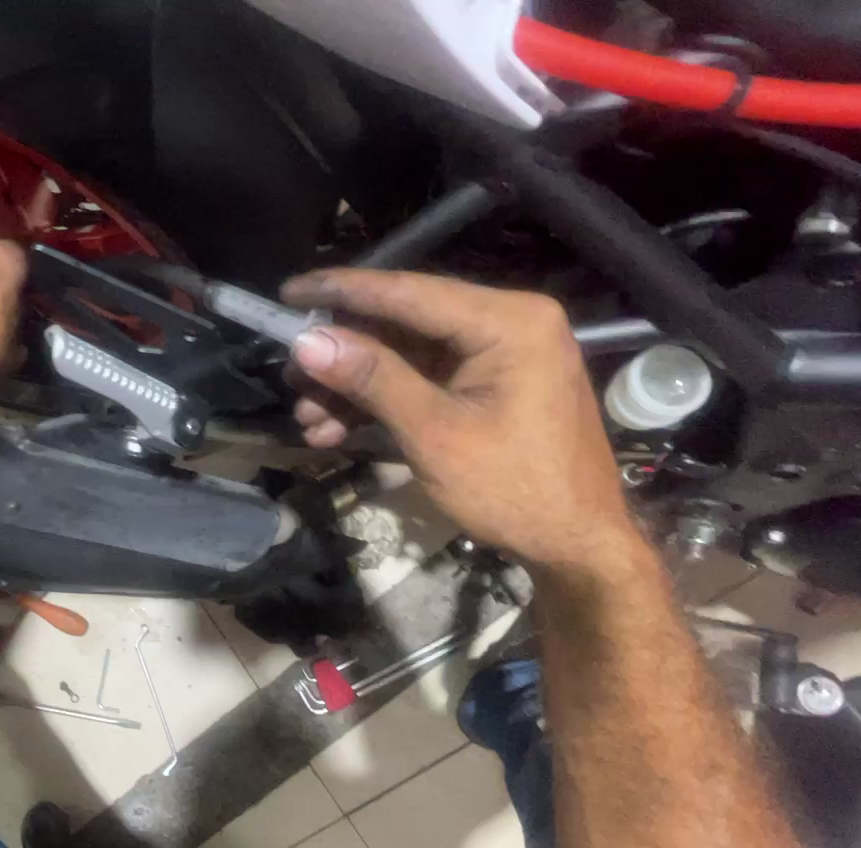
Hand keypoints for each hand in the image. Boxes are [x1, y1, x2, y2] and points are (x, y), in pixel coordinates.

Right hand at [281, 269, 641, 574]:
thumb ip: (373, 379)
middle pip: (400, 325)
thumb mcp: (435, 433)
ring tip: (307, 419)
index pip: (407, 293)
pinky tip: (335, 431)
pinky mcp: (484, 388)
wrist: (574, 543)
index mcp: (507, 321)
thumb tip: (308, 341)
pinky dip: (378, 405)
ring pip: (403, 358)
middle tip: (291, 377)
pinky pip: (420, 383)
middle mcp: (503, 325)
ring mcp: (494, 358)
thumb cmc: (514, 488)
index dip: (341, 292)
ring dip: (352, 389)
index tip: (287, 292)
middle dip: (341, 356)